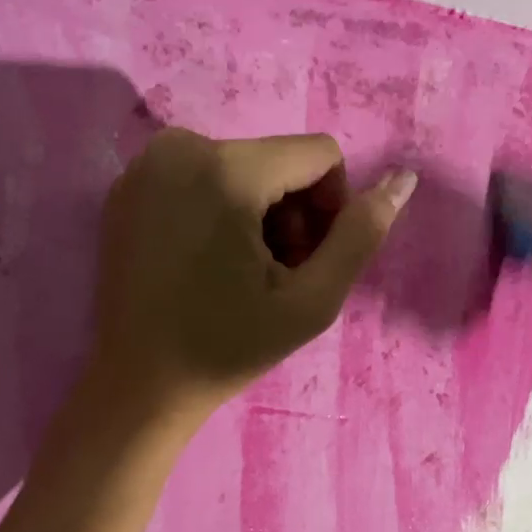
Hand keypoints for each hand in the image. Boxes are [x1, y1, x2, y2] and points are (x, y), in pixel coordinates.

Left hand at [90, 127, 416, 421]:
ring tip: (242, 277)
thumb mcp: (310, 301)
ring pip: (240, 167)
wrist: (139, 385)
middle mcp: (181, 147)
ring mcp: (146, 165)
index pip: (319, 155)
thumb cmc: (227, 348)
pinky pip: (199, 178)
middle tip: (275, 278)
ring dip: (258, 216)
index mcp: (227, 169)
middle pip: (277, 161)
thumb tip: (404, 178)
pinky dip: (217, 213)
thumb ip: (360, 236)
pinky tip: (206, 266)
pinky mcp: (127, 187)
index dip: (332, 209)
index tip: (307, 263)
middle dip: (292, 215)